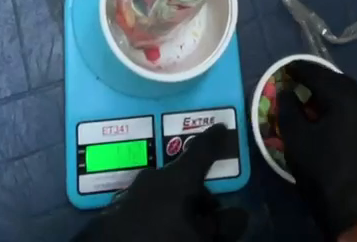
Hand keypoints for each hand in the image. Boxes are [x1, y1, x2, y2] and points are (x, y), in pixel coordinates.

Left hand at [75, 124, 247, 241]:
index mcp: (177, 179)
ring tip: (187, 230)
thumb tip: (240, 213)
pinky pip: (147, 206)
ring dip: (179, 207)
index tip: (222, 127)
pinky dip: (160, 214)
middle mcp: (154, 178)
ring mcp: (132, 193)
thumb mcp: (200, 240)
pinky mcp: (116, 211)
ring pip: (165, 193)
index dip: (214, 140)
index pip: (201, 151)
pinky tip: (162, 233)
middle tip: (212, 218)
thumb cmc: (161, 241)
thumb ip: (221, 227)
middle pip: (184, 178)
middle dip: (199, 194)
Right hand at [278, 61, 356, 237]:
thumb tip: (287, 91)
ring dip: (335, 97)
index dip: (299, 69)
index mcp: (345, 98)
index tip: (286, 70)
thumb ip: (288, 109)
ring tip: (317, 104)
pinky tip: (337, 125)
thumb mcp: (297, 141)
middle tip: (301, 84)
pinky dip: (347, 113)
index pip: (318, 74)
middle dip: (319, 80)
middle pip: (339, 82)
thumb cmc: (325, 175)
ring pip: (354, 100)